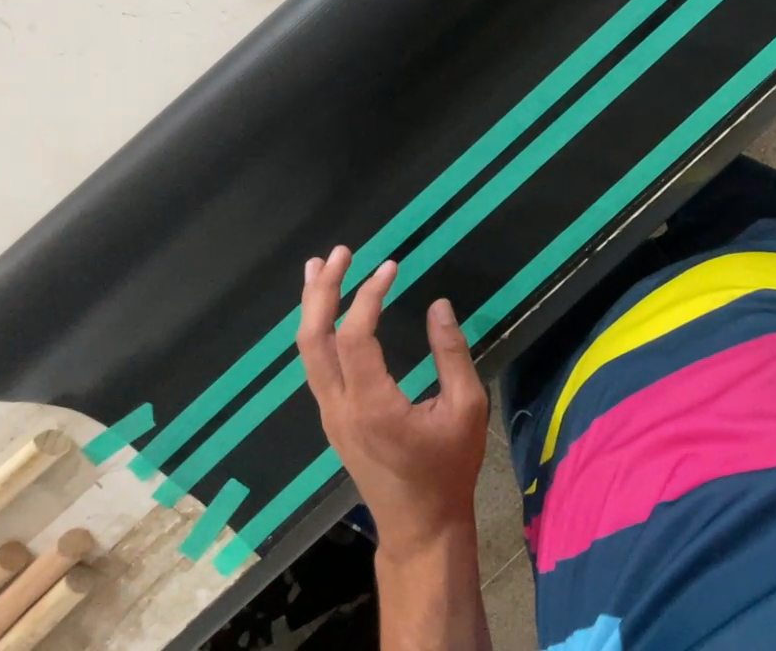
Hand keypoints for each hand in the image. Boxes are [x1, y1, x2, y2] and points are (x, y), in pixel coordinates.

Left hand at [297, 245, 488, 548]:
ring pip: (307, 353)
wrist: (421, 523)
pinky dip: (317, 330)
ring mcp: (331, 415)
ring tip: (320, 268)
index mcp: (372, 404)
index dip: (369, 295)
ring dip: (313, 307)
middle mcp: (340, 407)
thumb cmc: (450, 467)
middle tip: (339, 252)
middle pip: (313, 339)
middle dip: (323, 291)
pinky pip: (316, 366)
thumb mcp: (467, 407)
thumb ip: (452, 354)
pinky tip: (328, 313)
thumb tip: (438, 306)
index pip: (355, 336)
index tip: (392, 265)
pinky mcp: (335, 420)